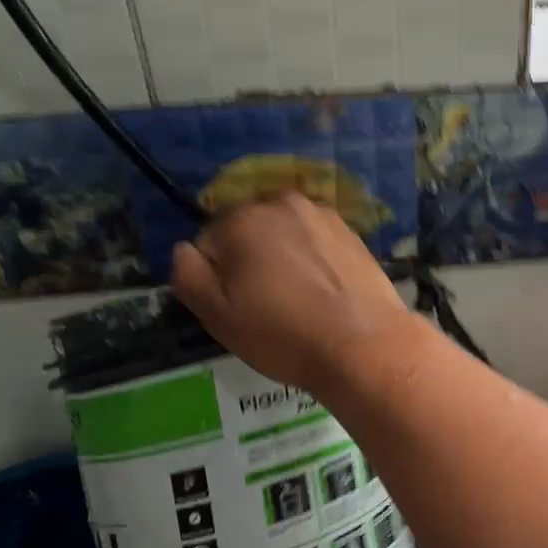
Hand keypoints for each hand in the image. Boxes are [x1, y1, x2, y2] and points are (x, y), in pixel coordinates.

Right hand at [170, 192, 418, 392]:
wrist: (363, 344)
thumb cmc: (282, 333)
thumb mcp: (217, 315)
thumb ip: (188, 274)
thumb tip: (184, 248)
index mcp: (242, 219)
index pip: (208, 243)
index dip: (216, 278)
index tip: (235, 307)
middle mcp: (281, 203)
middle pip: (247, 232)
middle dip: (248, 261)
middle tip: (264, 306)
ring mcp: (320, 213)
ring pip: (282, 235)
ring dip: (281, 258)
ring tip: (297, 301)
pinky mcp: (350, 230)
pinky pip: (313, 241)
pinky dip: (311, 260)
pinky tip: (322, 293)